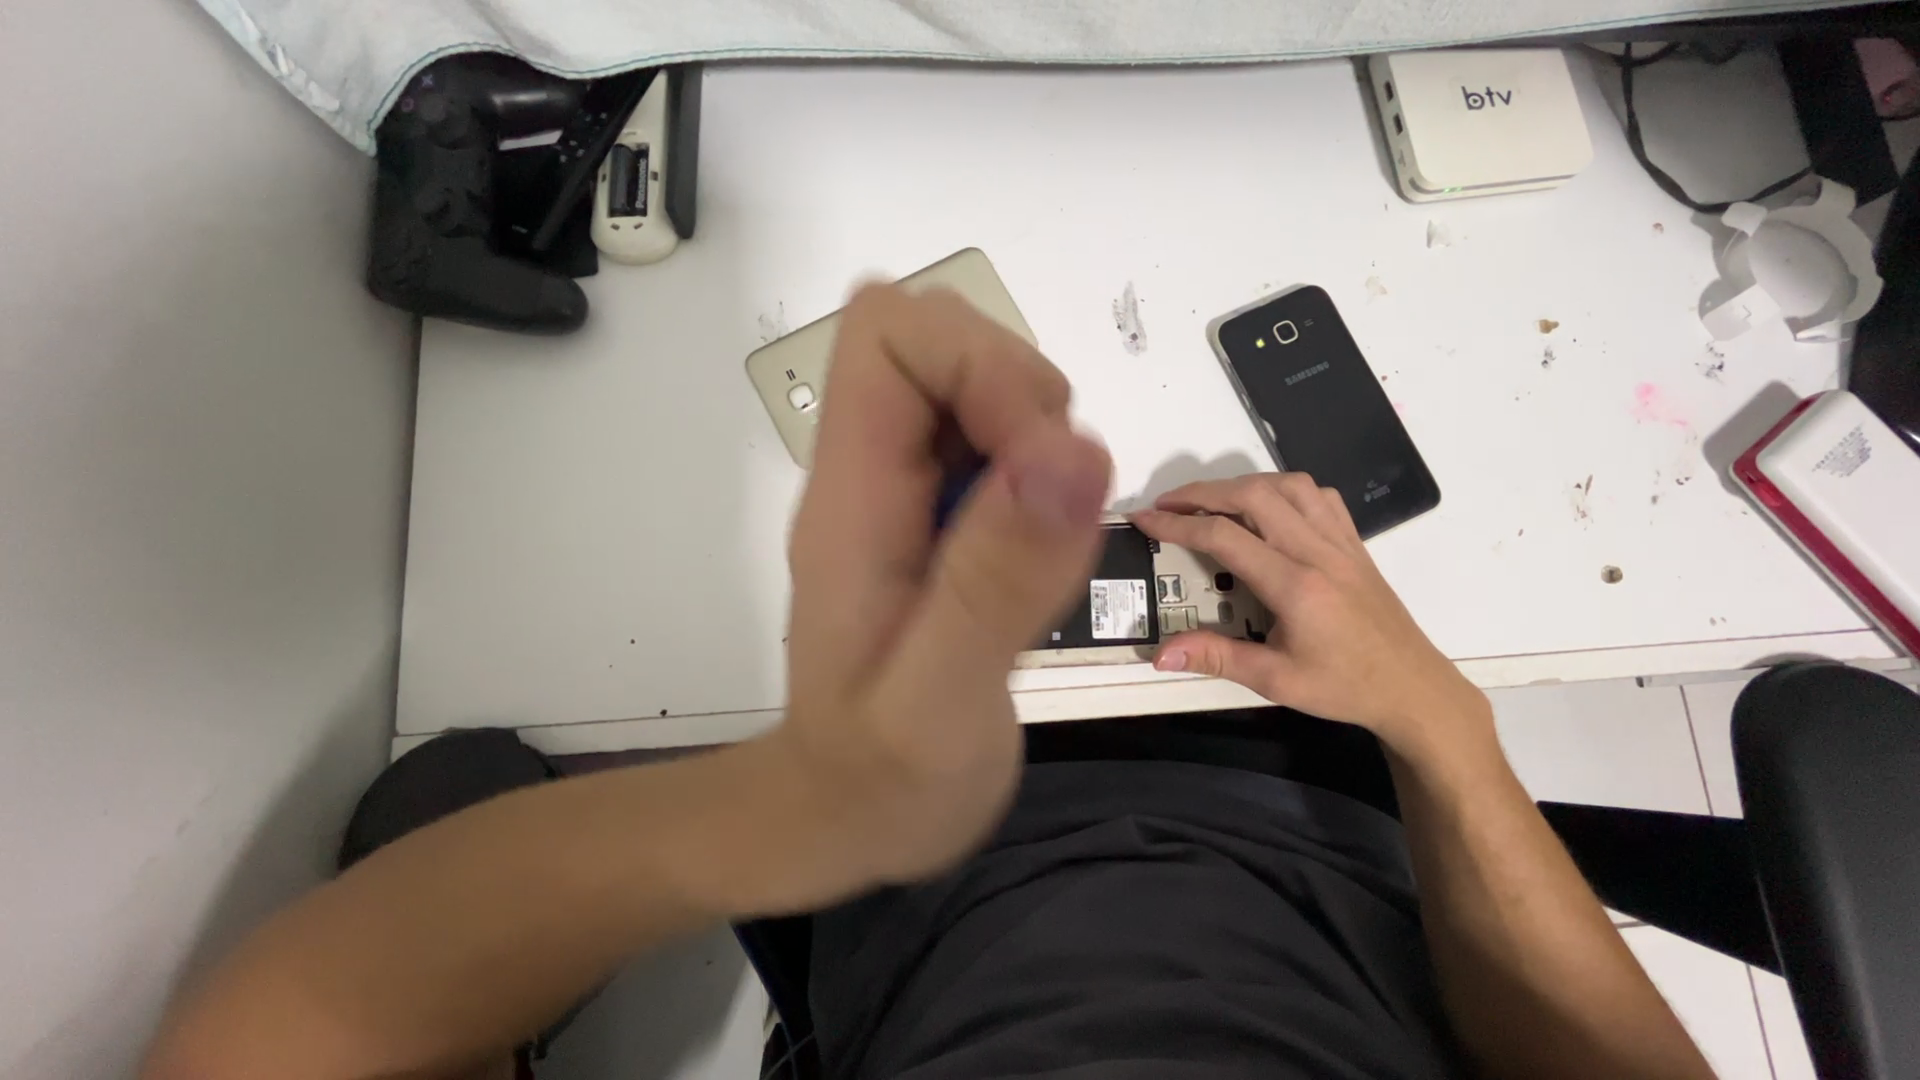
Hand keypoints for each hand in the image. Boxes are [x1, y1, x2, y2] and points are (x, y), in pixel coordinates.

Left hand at [770, 285, 1110, 892]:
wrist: (846, 816)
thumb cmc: (880, 780)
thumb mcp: (939, 703)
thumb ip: (995, 584)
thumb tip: (1071, 450)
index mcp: (852, 498)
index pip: (888, 336)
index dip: (979, 363)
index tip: (1038, 458)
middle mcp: (872, 474)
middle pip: (939, 341)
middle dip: (1020, 396)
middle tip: (1050, 507)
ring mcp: (906, 491)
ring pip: (977, 385)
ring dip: (1040, 437)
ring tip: (1045, 546)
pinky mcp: (942, 517)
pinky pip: (1000, 443)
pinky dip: (1043, 474)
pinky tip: (1040, 558)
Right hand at [1129, 473, 1488, 756]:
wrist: (1414, 688)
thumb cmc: (1344, 687)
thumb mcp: (1275, 680)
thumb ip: (1216, 658)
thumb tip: (1161, 654)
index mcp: (1295, 585)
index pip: (1224, 537)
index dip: (1177, 524)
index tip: (1144, 519)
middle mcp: (1318, 552)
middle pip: (1253, 495)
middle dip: (1202, 492)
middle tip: (1167, 504)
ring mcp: (1341, 543)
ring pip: (1288, 486)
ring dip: (1243, 484)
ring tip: (1211, 501)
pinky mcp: (1355, 544)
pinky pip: (1319, 497)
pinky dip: (1284, 489)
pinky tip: (1268, 508)